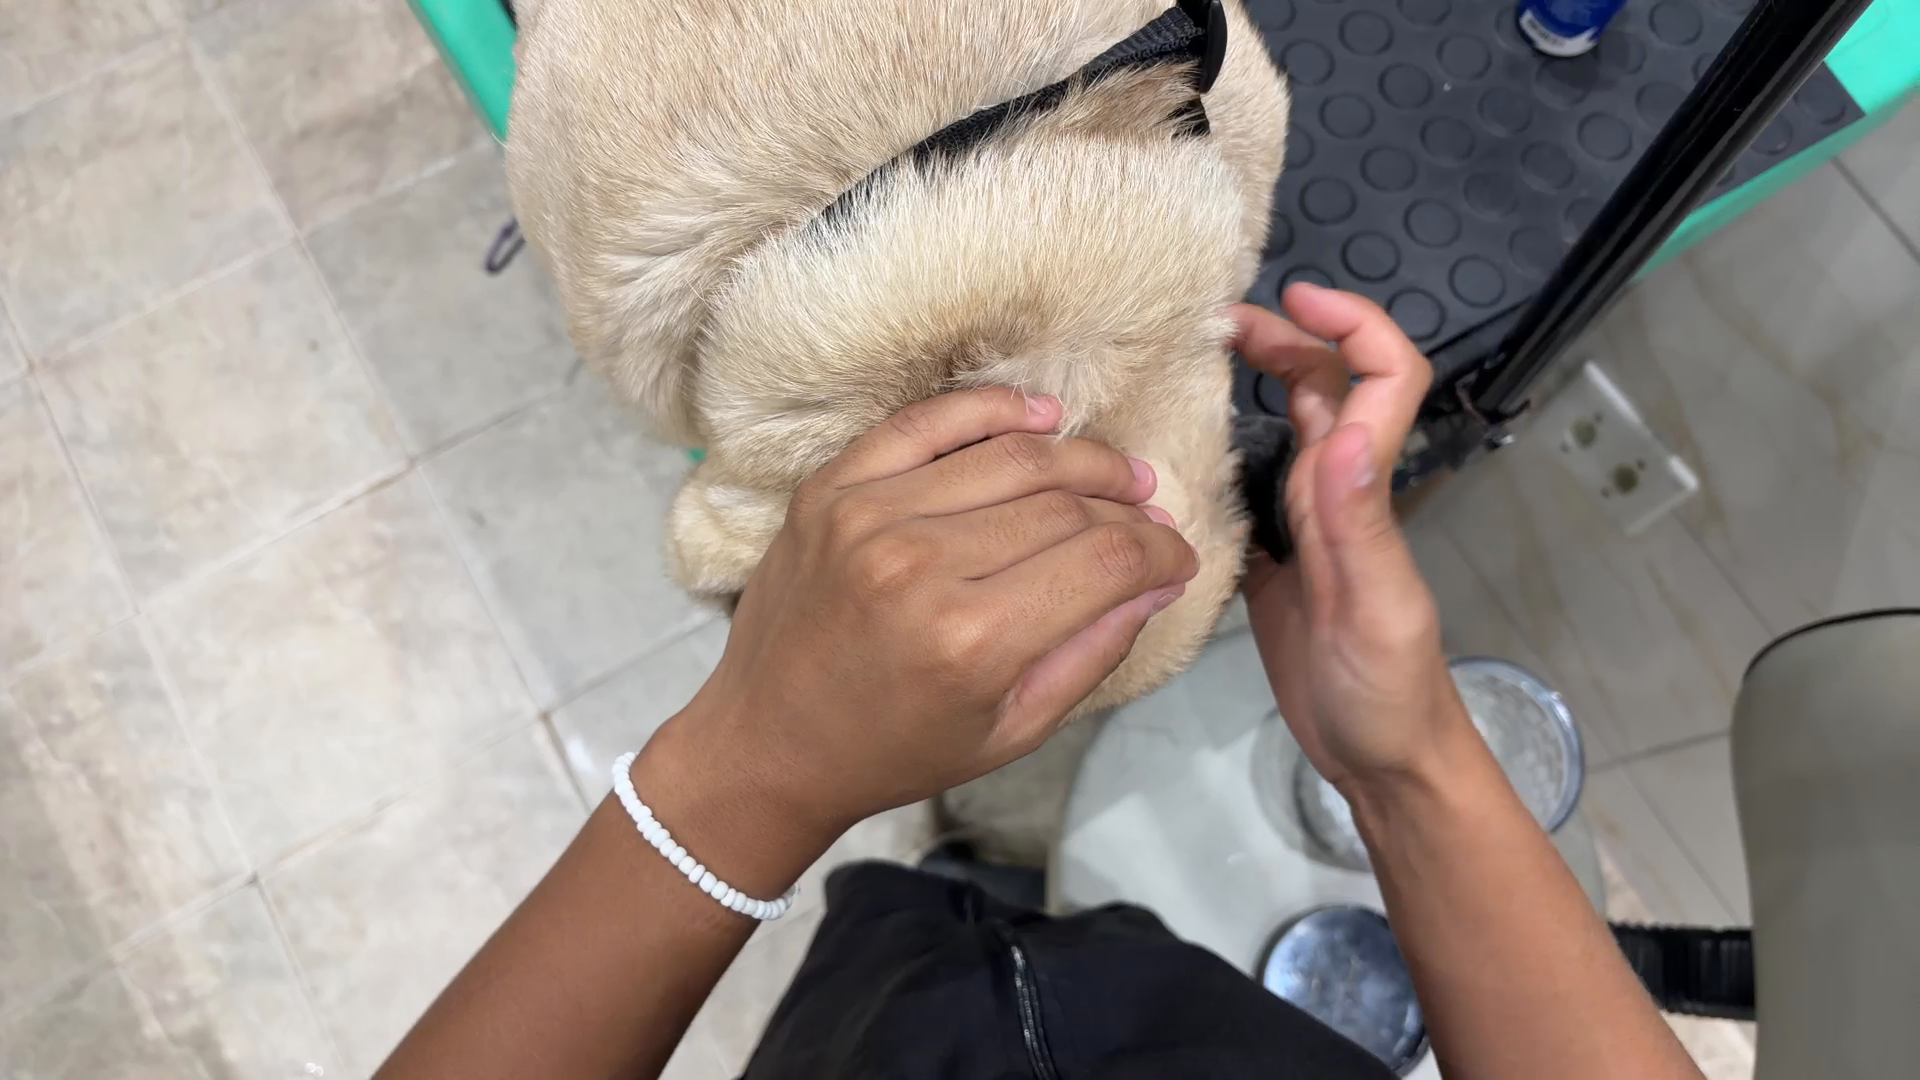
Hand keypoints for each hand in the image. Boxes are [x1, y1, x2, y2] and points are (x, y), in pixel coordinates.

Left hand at [635, 388, 1196, 890]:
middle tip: (1149, 517)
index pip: (1105, 561)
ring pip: (1011, 457)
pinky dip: (992, 408)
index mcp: (973, 640)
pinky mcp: (831, 487)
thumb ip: (1093, 652)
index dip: (1159, 552)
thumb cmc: (896, 752)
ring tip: (1114, 474)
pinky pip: (926, 421)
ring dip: (1080, 459)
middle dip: (1126, 508)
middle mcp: (922, 564)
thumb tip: (1157, 581)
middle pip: (1064, 504)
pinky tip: (1041, 416)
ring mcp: (869, 513)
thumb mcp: (1011, 732)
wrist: (768, 741)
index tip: (1175, 557)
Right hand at [1236, 284, 1467, 794]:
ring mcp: (1305, 522)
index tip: (1292, 299)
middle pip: (1327, 388)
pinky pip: (1255, 480)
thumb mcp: (1374, 611)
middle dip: (1284, 340)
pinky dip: (1227, 445)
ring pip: (1289, 428)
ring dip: (1254, 383)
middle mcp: (1337, 493)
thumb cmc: (1385, 690)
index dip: (1351, 326)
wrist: (1375, 752)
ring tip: (1191, 366)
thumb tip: (1340, 435)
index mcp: (1363, 493)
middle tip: (1215, 325)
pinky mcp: (1275, 553)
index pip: (1382, 381)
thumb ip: (1357, 527)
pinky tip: (1185, 445)